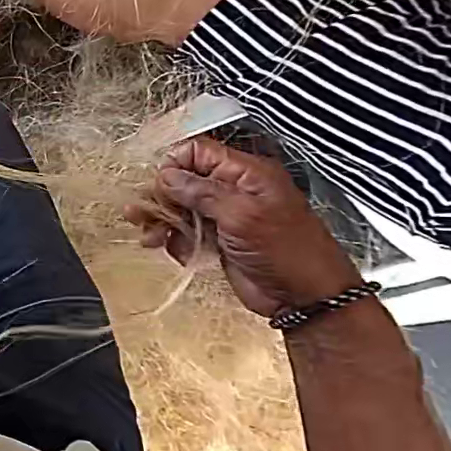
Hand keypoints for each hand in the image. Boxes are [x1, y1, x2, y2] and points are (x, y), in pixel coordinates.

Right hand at [123, 138, 361, 318]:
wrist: (305, 297)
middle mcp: (232, 191)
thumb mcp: (242, 214)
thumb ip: (201, 191)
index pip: (197, 152)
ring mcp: (223, 215)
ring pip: (178, 208)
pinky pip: (183, 232)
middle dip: (160, 197)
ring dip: (160, 221)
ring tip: (150, 236)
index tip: (161, 187)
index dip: (173, 166)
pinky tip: (170, 248)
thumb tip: (168, 175)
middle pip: (181, 181)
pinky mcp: (216, 239)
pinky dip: (173, 240)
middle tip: (145, 213)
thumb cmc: (288, 252)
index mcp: (245, 174)